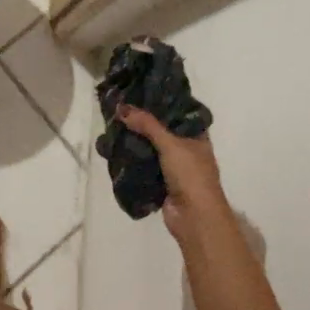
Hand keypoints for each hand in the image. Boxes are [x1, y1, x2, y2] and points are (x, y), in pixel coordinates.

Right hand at [116, 105, 229, 239]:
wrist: (194, 217)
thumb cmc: (191, 175)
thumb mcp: (170, 144)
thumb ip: (147, 124)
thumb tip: (121, 108)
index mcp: (197, 136)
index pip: (178, 112)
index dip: (161, 102)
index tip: (140, 92)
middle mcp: (186, 149)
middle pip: (161, 130)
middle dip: (142, 122)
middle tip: (120, 109)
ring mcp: (173, 167)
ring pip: (150, 148)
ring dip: (134, 141)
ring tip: (112, 126)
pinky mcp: (160, 182)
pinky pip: (143, 166)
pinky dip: (131, 160)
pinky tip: (114, 150)